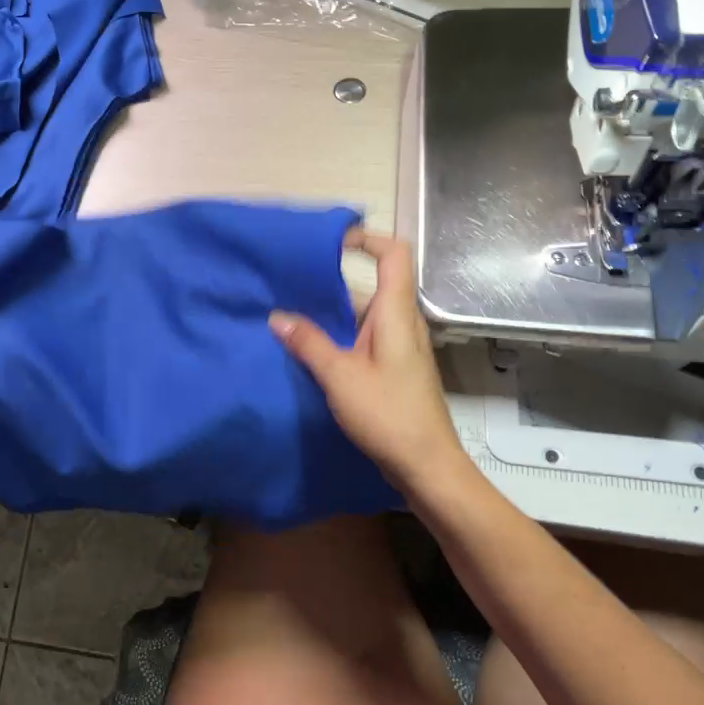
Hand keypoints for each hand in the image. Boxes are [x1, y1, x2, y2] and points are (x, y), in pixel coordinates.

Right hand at [270, 230, 468, 490]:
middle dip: (330, 283)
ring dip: (330, 315)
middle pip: (370, 285)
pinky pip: (362, 339)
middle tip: (289, 285)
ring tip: (288, 317)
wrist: (426, 465)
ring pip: (363, 315)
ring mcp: (398, 347)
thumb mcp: (340, 377)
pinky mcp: (392, 369)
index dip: (366, 238)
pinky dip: (337, 337)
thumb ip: (308, 343)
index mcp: (395, 313)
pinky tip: (308, 351)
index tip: (331, 243)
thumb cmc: (389, 415)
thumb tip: (277, 316)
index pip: (393, 254)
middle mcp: (400, 323)